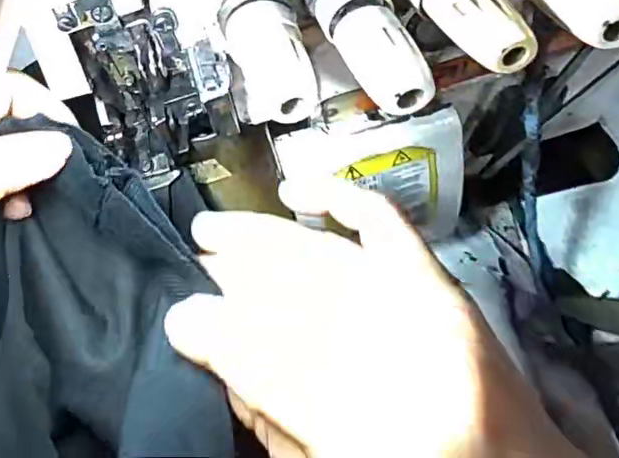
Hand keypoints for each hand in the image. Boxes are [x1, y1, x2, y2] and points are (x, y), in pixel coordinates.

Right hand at [163, 178, 581, 457]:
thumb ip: (274, 426)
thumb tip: (215, 360)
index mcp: (366, 424)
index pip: (262, 356)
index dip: (210, 331)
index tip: (176, 319)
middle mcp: (396, 355)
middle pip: (285, 292)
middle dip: (227, 276)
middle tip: (191, 268)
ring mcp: (422, 310)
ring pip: (315, 254)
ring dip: (257, 237)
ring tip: (212, 229)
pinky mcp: (443, 288)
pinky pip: (383, 224)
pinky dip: (338, 199)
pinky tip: (298, 193)